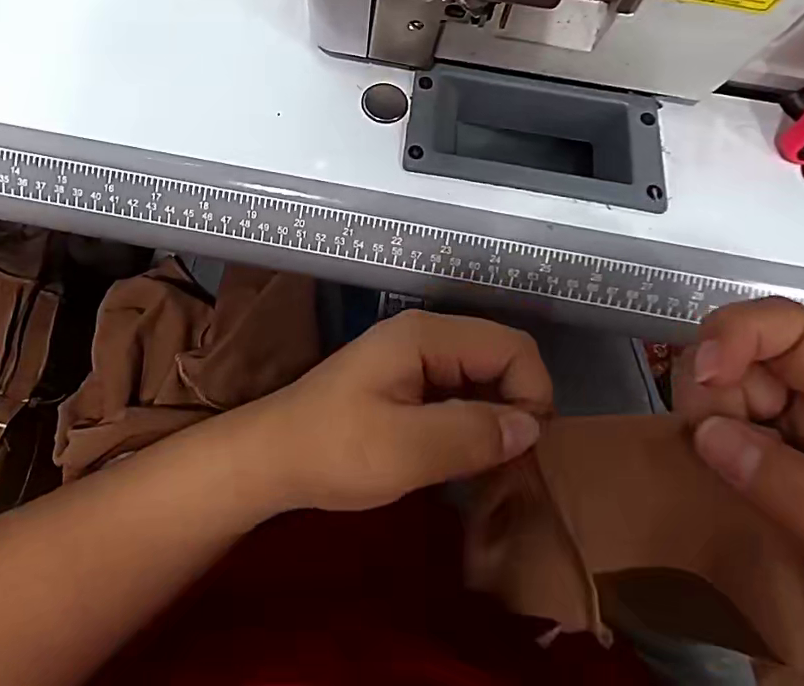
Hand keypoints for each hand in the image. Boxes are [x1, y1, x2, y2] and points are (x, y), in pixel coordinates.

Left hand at [229, 310, 553, 513]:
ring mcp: (413, 356)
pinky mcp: (405, 380)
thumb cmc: (333, 450)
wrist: (271, 457)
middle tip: (509, 464)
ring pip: (481, 376)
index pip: (511, 346)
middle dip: (516, 405)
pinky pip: (458, 392)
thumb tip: (531, 426)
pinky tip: (463, 457)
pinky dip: (472, 421)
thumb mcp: (405, 450)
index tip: (524, 450)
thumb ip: (471, 434)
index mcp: (425, 336)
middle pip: (499, 356)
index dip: (531, 394)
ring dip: (495, 417)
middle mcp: (424, 335)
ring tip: (489, 466)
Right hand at [675, 297, 803, 685]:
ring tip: (713, 496)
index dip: (740, 333)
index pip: (795, 334)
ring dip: (693, 438)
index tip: (705, 380)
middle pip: (737, 366)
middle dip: (708, 397)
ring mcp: (787, 463)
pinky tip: (698, 503)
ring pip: (712, 411)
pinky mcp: (757, 500)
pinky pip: (706, 462)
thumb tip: (708, 435)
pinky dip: (687, 471)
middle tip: (708, 462)